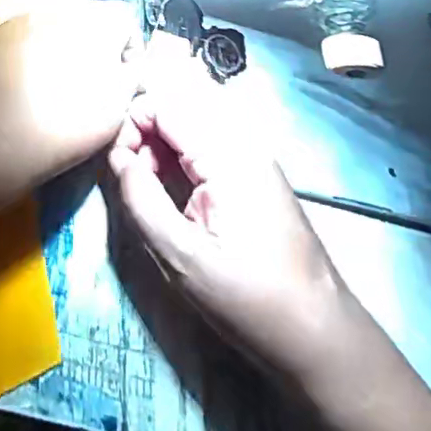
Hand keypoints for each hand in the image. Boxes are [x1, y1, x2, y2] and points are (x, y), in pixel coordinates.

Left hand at [0, 0, 141, 212]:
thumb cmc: (58, 130)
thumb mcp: (114, 111)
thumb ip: (132, 77)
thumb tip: (131, 64)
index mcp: (96, 24)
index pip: (127, 19)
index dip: (129, 50)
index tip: (121, 82)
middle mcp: (62, 9)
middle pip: (93, 19)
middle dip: (97, 47)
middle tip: (91, 86)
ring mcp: (26, 18)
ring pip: (61, 25)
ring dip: (66, 47)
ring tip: (56, 85)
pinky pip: (30, 35)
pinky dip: (36, 51)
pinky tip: (27, 84)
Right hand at [105, 33, 352, 382]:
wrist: (315, 326)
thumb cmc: (246, 296)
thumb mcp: (181, 257)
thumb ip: (141, 200)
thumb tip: (116, 157)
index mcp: (226, 151)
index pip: (166, 104)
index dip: (131, 123)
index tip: (115, 163)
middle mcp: (242, 137)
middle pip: (180, 104)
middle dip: (146, 130)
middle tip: (132, 177)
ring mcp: (253, 149)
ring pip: (193, 119)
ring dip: (163, 141)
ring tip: (150, 185)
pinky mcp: (255, 165)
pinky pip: (209, 139)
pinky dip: (184, 152)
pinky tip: (175, 187)